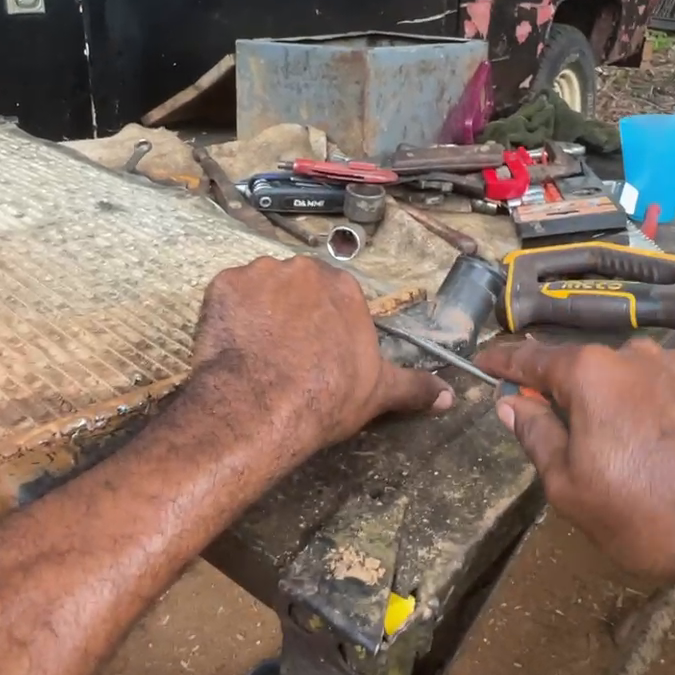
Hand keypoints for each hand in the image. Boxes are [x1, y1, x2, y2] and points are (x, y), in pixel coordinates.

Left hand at [184, 257, 451, 459]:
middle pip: (297, 288)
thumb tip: (451, 395)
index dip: (323, 327)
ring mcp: (261, 273)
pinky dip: (228, 314)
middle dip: (292, 314)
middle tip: (285, 353)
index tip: (316, 353)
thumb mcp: (378, 393)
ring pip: (261, 288)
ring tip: (255, 351)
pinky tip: (231, 344)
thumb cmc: (325, 397)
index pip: (334, 299)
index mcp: (343, 287)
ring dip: (260, 311)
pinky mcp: (223, 284)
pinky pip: (228, 295)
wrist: (260, 405)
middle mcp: (304, 269)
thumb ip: (415, 387)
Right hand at [477, 339, 674, 582]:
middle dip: (571, 398)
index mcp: (588, 372)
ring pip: (632, 381)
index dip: (502, 361)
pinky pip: (673, 393)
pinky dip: (662, 413)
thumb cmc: (654, 508)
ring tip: (635, 456)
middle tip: (572, 443)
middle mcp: (632, 354)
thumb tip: (512, 402)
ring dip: (621, 407)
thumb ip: (536, 437)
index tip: (483, 362)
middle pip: (585, 372)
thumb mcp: (573, 488)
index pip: (530, 358)